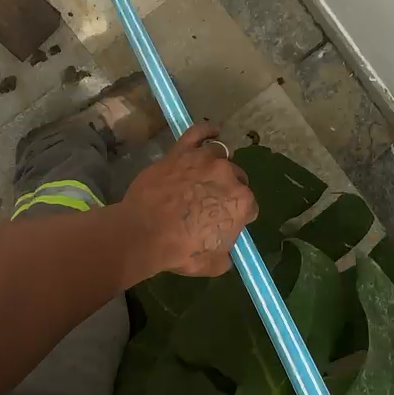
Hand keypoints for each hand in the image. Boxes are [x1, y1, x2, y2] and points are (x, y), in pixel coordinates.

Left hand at [117, 123, 257, 278]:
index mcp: (241, 202)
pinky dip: (207, 130)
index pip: (249, 206)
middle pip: (237, 178)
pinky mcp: (182, 151)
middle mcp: (228, 174)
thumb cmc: (180, 251)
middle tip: (211, 202)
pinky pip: (198, 132)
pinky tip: (212, 131)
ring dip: (217, 165)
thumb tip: (226, 246)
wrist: (144, 231)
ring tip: (206, 175)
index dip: (237, 215)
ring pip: (219, 156)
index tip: (225, 221)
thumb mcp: (213, 264)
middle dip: (228, 189)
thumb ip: (227, 251)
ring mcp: (204, 158)